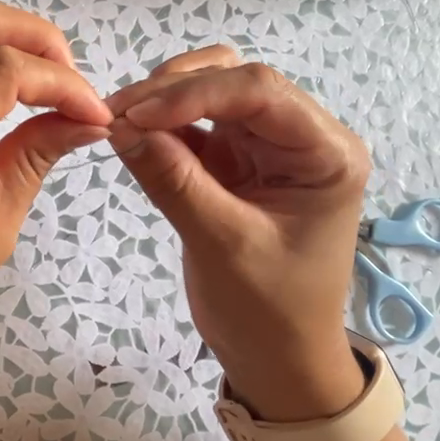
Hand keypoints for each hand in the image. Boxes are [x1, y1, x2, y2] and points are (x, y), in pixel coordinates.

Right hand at [107, 46, 370, 419]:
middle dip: (172, 91)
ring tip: (119, 121)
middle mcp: (301, 137)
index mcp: (326, 152)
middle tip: (113, 115)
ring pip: (212, 94)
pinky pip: (196, 126)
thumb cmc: (269, 310)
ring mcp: (266, 147)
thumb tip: (118, 126)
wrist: (279, 358)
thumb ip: (173, 180)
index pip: (259, 91)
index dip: (193, 93)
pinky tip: (130, 135)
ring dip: (164, 101)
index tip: (134, 116)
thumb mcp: (222, 244)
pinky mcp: (236, 162)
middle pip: (234, 82)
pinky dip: (162, 125)